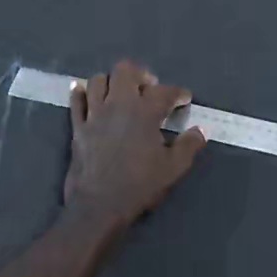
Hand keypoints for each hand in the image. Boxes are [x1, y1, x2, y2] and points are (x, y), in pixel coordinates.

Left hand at [63, 59, 207, 233]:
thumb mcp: (173, 169)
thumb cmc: (139, 186)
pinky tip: (84, 92)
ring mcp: (94, 115)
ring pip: (98, 81)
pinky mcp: (77, 128)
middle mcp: (117, 105)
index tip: (184, 99)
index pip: (165, 92)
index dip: (178, 93)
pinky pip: (76, 101)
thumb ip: (189, 146)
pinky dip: (80, 93)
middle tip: (149, 89)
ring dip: (111, 82)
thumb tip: (200, 131)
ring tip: (120, 93)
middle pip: (125, 71)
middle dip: (140, 75)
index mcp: (144, 112)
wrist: (99, 205)